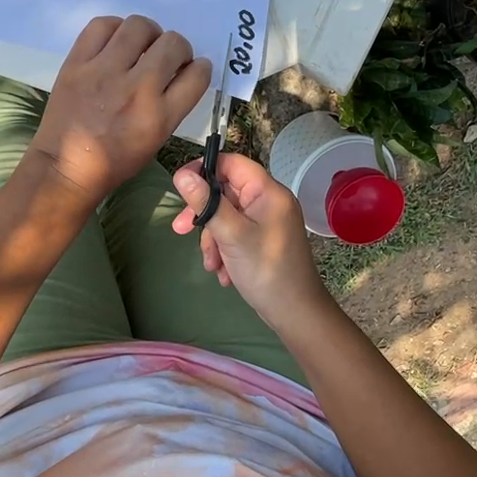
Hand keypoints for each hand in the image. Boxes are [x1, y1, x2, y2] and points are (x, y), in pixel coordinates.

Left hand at [31, 16, 210, 207]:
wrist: (66, 167)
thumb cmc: (115, 160)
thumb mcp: (156, 140)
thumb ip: (172, 105)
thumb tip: (180, 73)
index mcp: (160, 116)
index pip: (197, 75)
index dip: (200, 67)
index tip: (192, 68)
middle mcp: (137, 89)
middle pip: (173, 44)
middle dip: (179, 48)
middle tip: (167, 58)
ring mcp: (104, 72)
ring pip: (139, 26)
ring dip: (149, 33)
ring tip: (141, 45)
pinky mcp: (77, 63)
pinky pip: (102, 25)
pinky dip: (115, 28)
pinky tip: (115, 41)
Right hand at [171, 153, 330, 327]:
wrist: (295, 313)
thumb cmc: (266, 271)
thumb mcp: (231, 235)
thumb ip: (207, 203)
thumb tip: (182, 174)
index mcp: (268, 192)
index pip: (232, 163)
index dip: (205, 169)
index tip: (181, 187)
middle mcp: (269, 202)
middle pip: (226, 192)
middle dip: (205, 214)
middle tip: (180, 230)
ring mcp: (267, 222)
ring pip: (227, 216)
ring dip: (213, 239)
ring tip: (212, 264)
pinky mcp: (263, 240)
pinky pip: (236, 234)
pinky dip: (225, 250)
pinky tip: (223, 272)